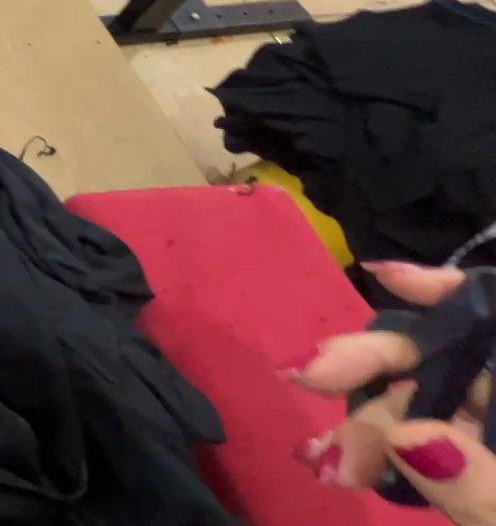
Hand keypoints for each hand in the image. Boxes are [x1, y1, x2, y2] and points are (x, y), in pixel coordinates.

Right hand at [292, 261, 495, 523]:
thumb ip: (494, 498)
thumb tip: (409, 436)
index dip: (457, 297)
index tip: (385, 279)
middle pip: (461, 368)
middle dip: (375, 372)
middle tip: (301, 382)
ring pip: (435, 409)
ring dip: (368, 426)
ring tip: (321, 462)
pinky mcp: (489, 477)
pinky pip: (432, 446)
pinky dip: (382, 451)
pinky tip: (339, 464)